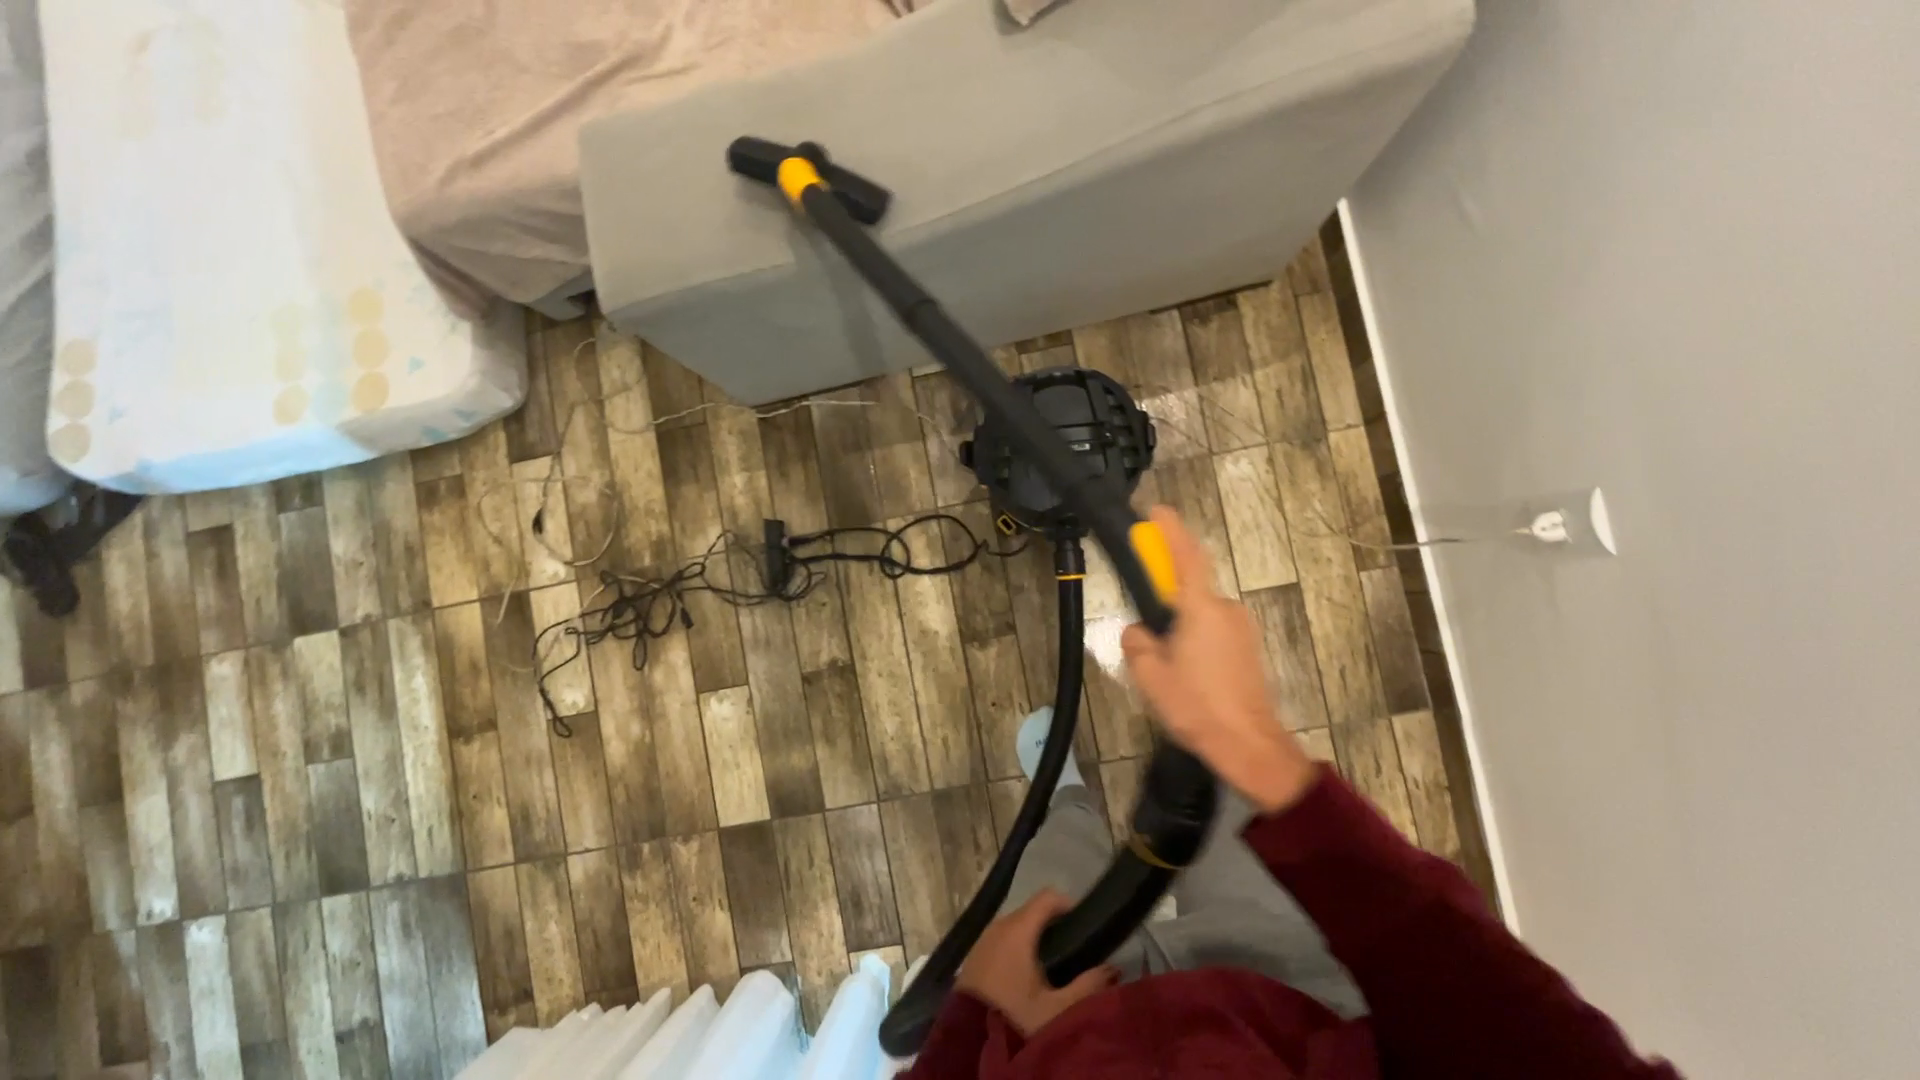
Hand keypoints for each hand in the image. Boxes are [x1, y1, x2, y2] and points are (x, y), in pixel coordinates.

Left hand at [956, 889, 1119, 1035]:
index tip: (1083, 923)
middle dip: (1052, 923)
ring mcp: (982, 939)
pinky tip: (1025, 972)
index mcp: (1018, 930)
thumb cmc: (1014, 1018)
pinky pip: (1001, 939)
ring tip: (1052, 963)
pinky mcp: (973, 955)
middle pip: (1030, 911)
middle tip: (1072, 949)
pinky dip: (1015, 946)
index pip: (1047, 897)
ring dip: (1032, 935)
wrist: (965, 1041)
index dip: (1067, 905)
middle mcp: (998, 926)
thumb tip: (1113, 969)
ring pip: (1014, 925)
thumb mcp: (1057, 1010)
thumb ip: (1088, 986)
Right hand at [1122, 506, 1317, 812]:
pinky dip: (1195, 641)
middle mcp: (1226, 610)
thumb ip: (1137, 642)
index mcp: (1201, 608)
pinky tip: (1186, 675)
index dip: (1170, 529)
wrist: (1249, 744)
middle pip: (1190, 589)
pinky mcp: (1248, 649)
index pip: (1186, 556)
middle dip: (1166, 599)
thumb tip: (1139, 630)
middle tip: (1146, 629)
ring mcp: (1242, 629)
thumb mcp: (1150, 675)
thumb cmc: (1196, 706)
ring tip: (1165, 666)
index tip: (1155, 510)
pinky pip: (1214, 632)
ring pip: (1201, 615)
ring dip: (1180, 626)